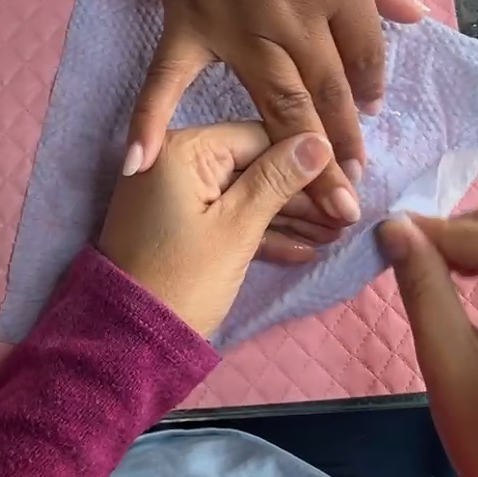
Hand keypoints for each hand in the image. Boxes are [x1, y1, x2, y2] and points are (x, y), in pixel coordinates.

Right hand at [40, 0, 425, 236]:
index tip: (372, 116)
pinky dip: (148, 121)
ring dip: (298, 157)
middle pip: (328, 95)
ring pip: (275, 104)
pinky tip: (137, 164)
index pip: (366, 55)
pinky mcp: (187, 26)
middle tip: (356, 200)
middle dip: (346, 149)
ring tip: (317, 204)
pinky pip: (166, 80)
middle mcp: (294, 16)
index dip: (374, 91)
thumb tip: (417, 17)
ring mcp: (236, 28)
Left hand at [99, 123, 332, 336]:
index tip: (347, 187)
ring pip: (242, 194)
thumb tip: (317, 141)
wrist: (129, 339)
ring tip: (334, 236)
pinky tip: (304, 250)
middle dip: (300, 195)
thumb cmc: (183, 279)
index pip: (258, 138)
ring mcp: (175, 193)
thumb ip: (278, 180)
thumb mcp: (237, 228)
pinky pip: (225, 216)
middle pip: (252, 166)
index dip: (306, 162)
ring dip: (287, 216)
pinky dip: (258, 232)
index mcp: (183, 149)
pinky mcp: (178, 222)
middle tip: (346, 219)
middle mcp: (174, 160)